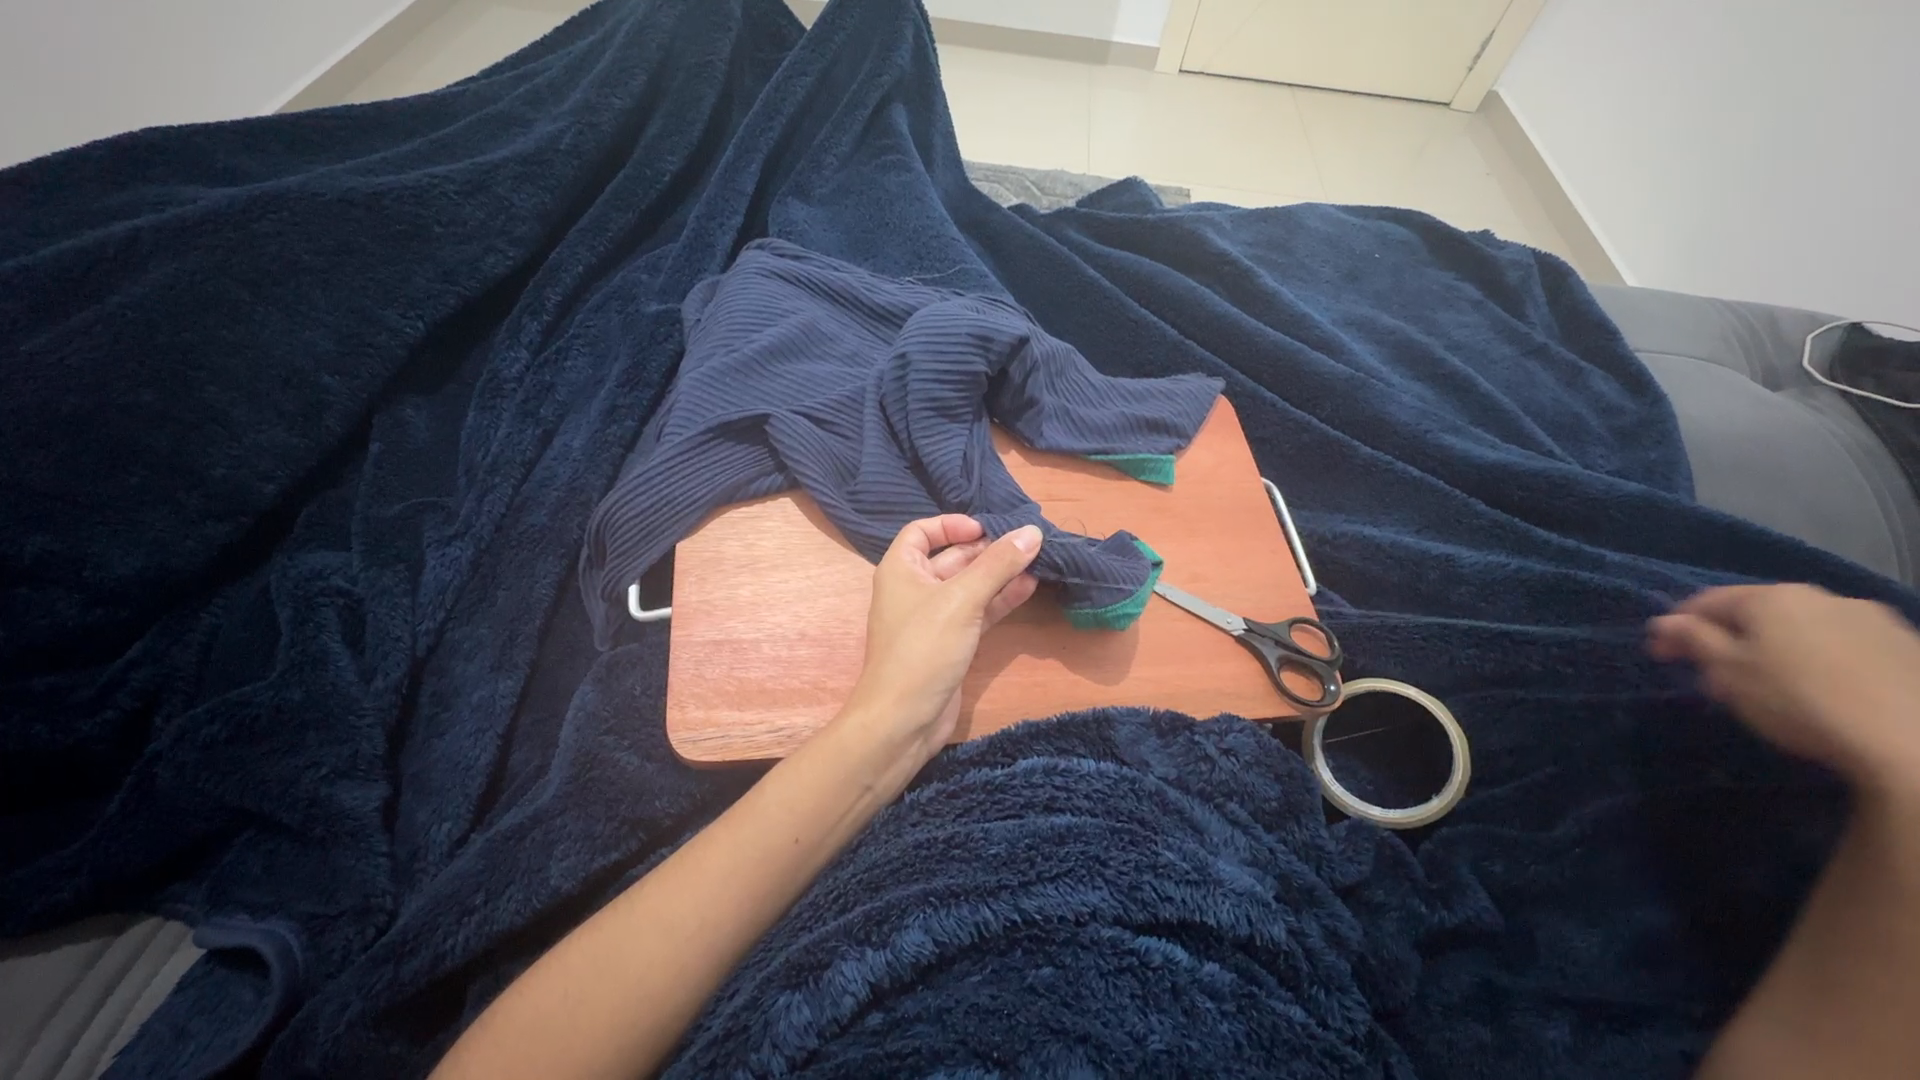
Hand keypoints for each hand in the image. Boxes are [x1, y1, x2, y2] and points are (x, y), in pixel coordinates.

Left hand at [843, 515, 1041, 761]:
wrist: (903, 719)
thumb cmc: (923, 649)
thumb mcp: (961, 600)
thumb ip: (998, 565)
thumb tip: (1032, 532)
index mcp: (901, 569)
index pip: (922, 532)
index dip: (952, 525)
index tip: (985, 528)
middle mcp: (914, 588)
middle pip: (953, 558)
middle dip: (988, 550)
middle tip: (1027, 544)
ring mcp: (933, 618)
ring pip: (970, 587)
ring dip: (1000, 575)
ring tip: (1038, 563)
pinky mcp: (951, 643)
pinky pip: (978, 612)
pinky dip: (1000, 599)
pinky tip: (1029, 588)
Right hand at [1647, 584, 1919, 790]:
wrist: (1911, 742)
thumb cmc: (1797, 700)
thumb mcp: (1726, 672)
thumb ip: (1693, 639)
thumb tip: (1665, 621)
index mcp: (1771, 597)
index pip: (1706, 601)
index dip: (1676, 626)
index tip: (1660, 655)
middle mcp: (1822, 596)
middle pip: (1758, 611)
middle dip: (1730, 636)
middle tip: (1713, 672)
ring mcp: (1873, 619)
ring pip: (1804, 626)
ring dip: (1779, 645)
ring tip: (1772, 681)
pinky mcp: (1909, 646)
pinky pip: (1844, 644)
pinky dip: (1822, 658)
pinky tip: (1823, 687)